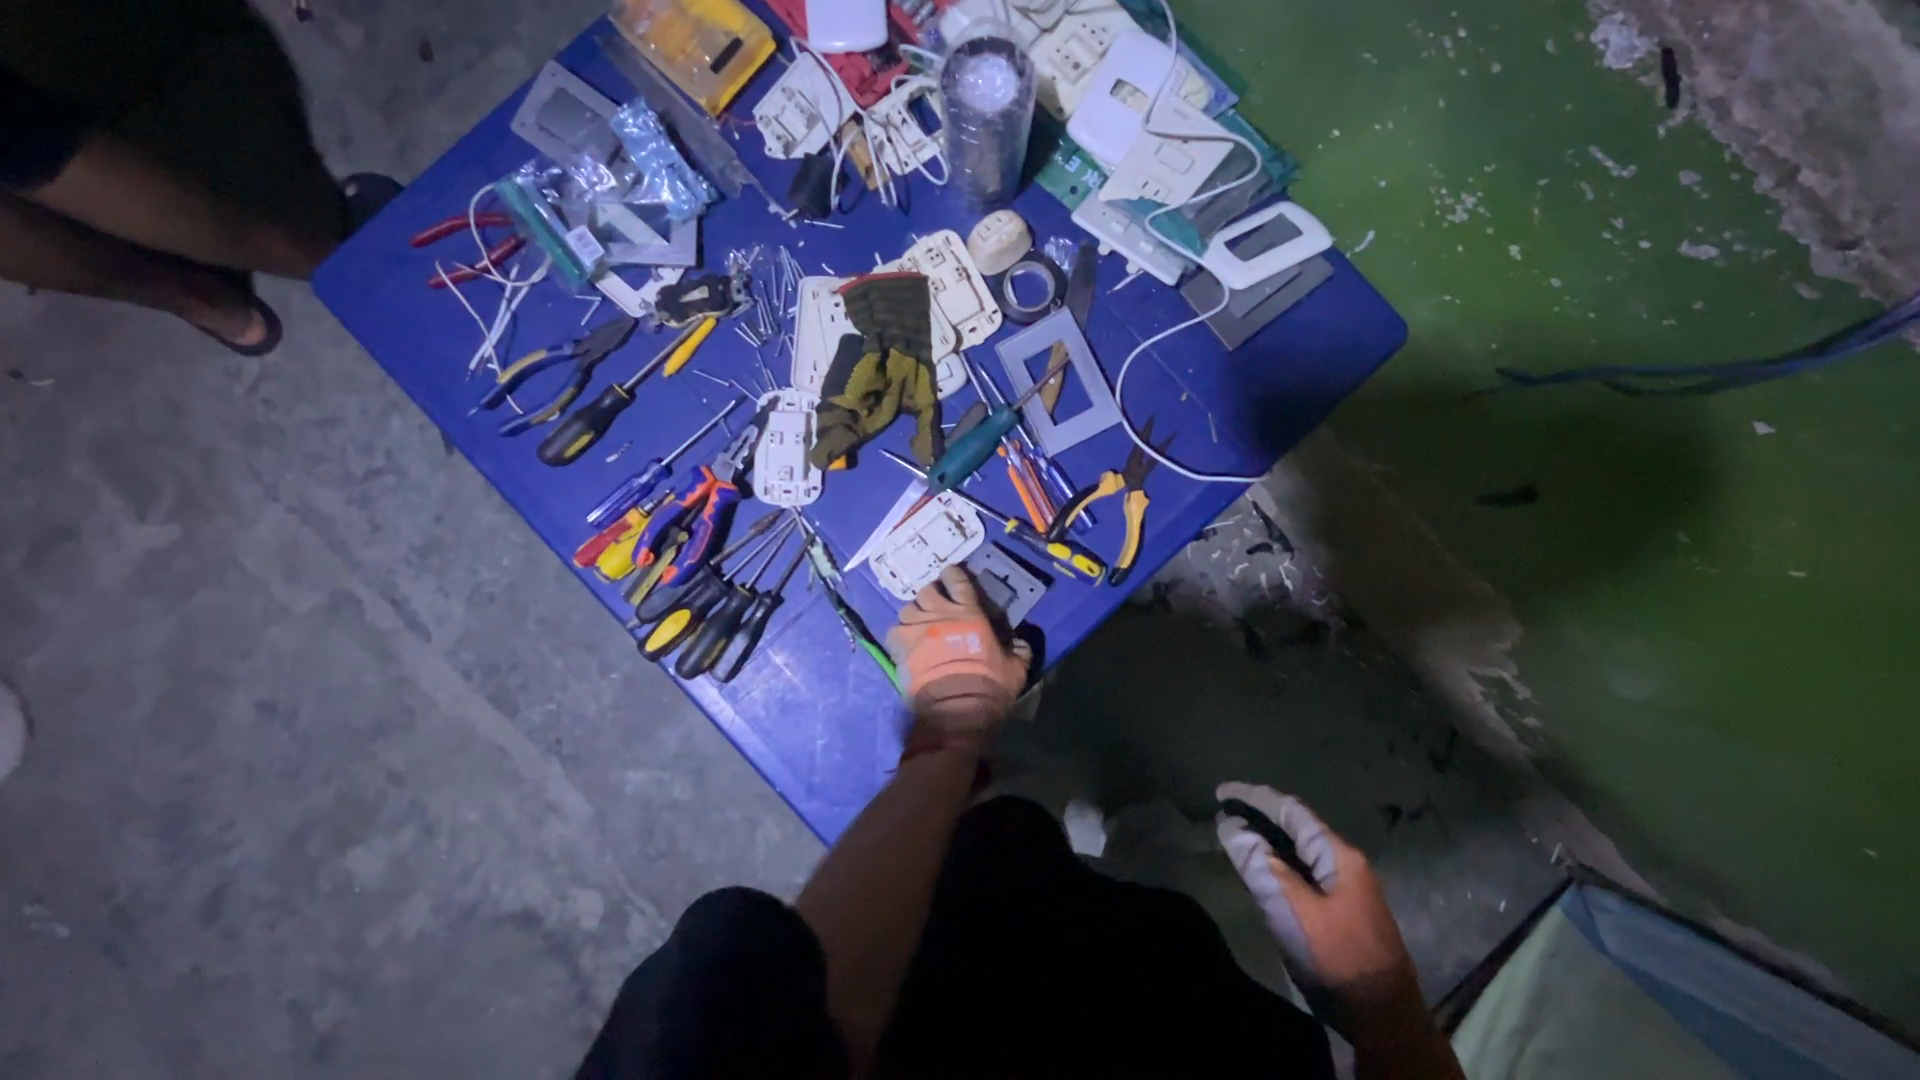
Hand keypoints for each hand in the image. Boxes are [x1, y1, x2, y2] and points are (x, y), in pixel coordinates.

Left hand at [886, 567, 1031, 753]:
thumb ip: (1019, 651)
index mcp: (969, 613)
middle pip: (928, 590)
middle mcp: (940, 613)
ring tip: (919, 625)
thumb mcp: (1015, 668)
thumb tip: (1022, 643)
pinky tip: (905, 643)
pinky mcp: (899, 645)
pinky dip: (899, 634)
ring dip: (914, 614)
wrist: (956, 709)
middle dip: (931, 595)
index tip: (951, 576)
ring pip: (908, 607)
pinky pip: (894, 629)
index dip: (953, 574)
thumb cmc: (989, 686)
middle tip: (935, 606)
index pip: (957, 580)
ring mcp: (916, 627)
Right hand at [1215, 783, 1420, 1020]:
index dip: (1255, 797)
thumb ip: (1262, 866)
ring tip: (1235, 831)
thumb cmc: (1338, 957)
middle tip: (1223, 809)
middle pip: (1297, 825)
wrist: (1384, 1014)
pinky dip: (1280, 859)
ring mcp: (1348, 884)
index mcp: (1338, 855)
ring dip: (1269, 837)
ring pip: (1301, 848)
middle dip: (1259, 814)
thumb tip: (1232, 826)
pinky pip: (1306, 868)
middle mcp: (1346, 861)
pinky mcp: (1344, 905)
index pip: (1291, 810)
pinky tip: (1263, 864)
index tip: (1222, 792)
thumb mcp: (1292, 910)